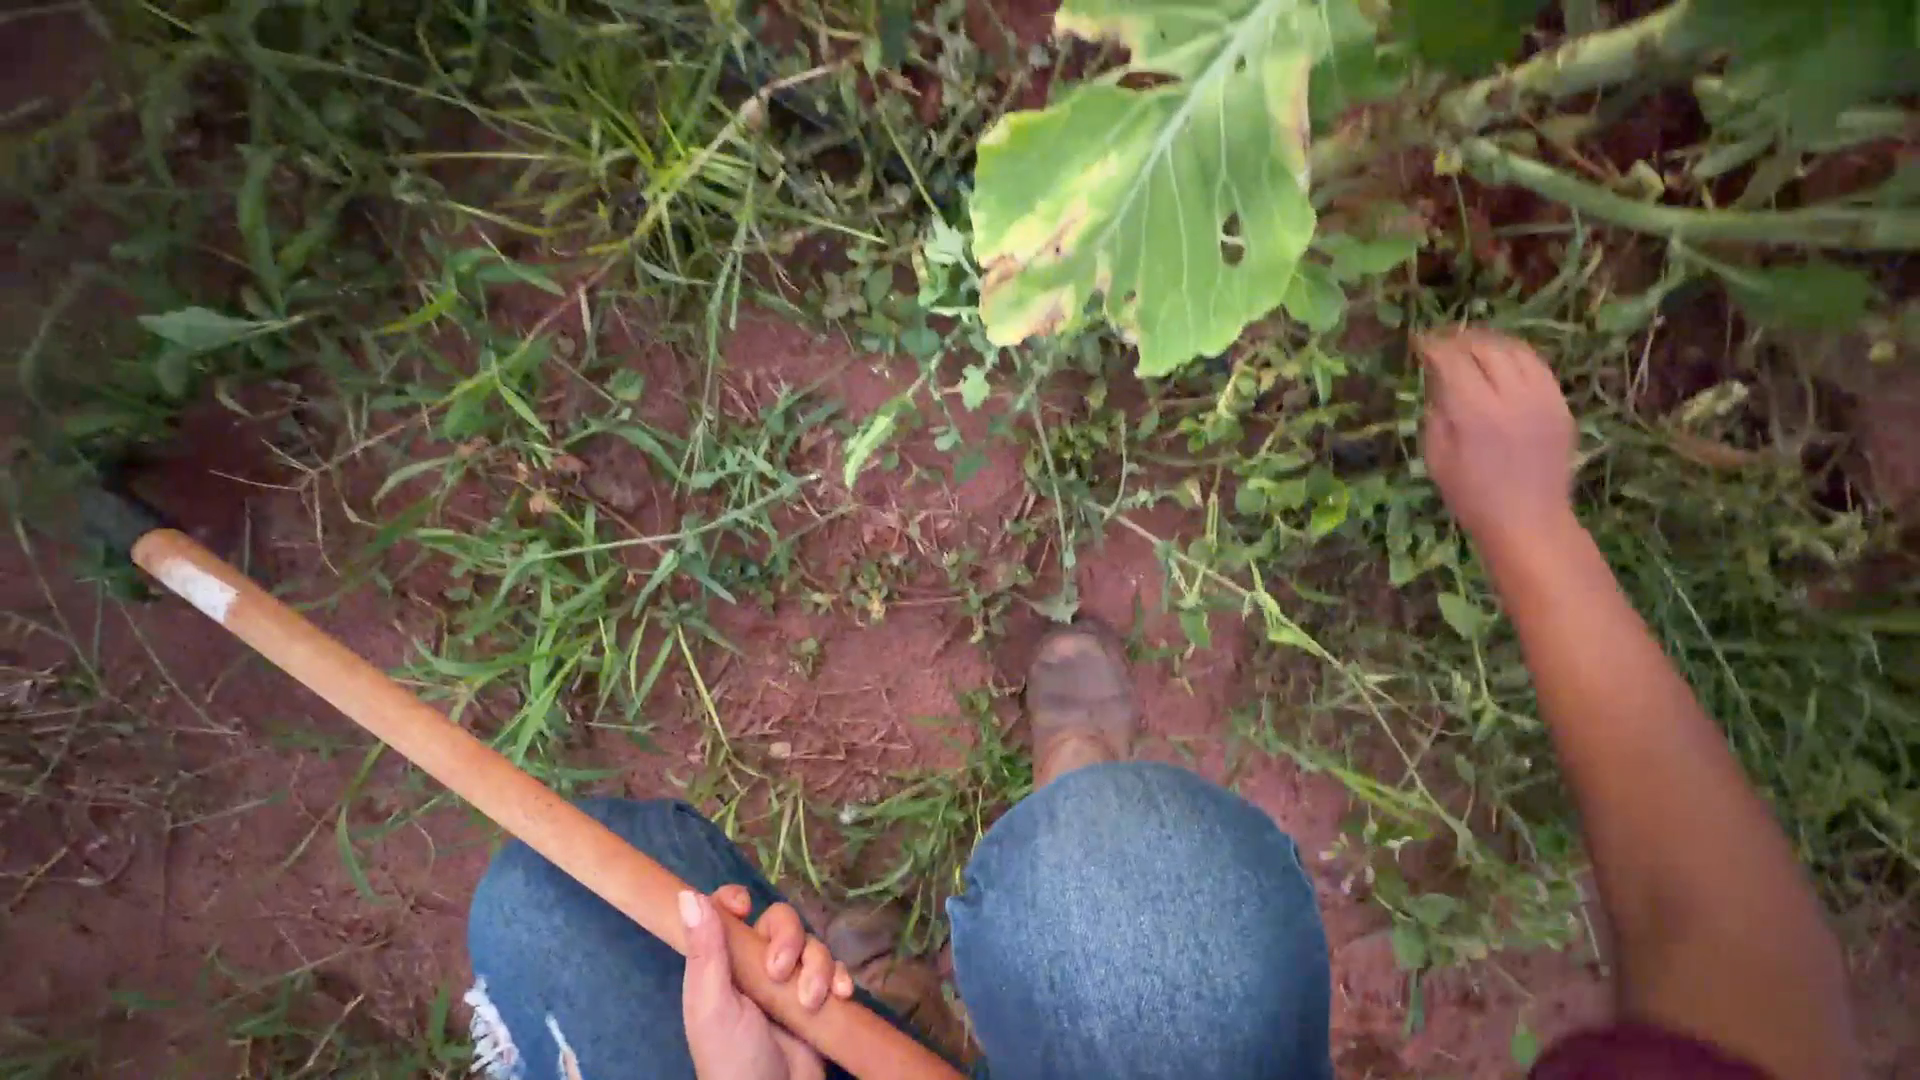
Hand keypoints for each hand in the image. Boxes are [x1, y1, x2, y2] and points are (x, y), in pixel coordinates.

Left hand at [679, 887, 854, 1079]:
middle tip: (779, 972)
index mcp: (722, 964)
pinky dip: (840, 977)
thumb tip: (686, 894)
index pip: (728, 912)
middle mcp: (755, 966)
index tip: (745, 908)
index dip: (737, 900)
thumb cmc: (731, 1059)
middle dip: (788, 940)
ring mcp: (789, 982)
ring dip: (816, 966)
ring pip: (811, 944)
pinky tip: (841, 995)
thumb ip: (705, 952)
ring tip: (810, 1000)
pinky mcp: (818, 998)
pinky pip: (835, 969)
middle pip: (780, 921)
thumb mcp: (713, 1007)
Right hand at [1414, 327, 1576, 556]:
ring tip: (1470, 343)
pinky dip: (1515, 356)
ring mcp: (1543, 399)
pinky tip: (1501, 360)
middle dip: (1460, 338)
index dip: (1433, 346)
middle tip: (1442, 339)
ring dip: (1490, 341)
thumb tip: (1438, 378)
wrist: (1527, 519)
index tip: (1419, 341)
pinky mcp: (1560, 405)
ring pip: (1516, 351)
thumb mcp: (1436, 455)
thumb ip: (1437, 411)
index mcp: (1475, 414)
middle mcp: (1512, 398)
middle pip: (1486, 348)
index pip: (1452, 361)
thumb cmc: (1470, 495)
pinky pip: (1538, 367)